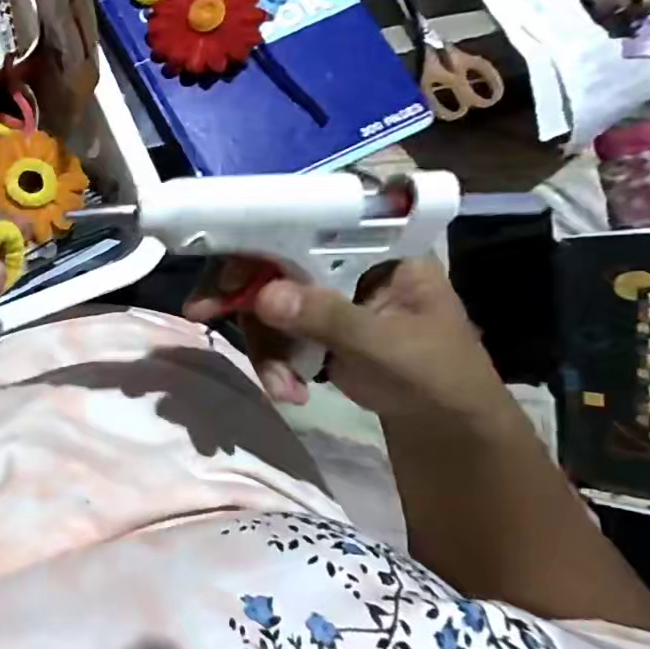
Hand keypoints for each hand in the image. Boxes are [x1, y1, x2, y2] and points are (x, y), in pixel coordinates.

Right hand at [185, 258, 511, 426]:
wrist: (445, 427)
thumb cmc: (436, 376)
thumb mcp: (386, 346)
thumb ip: (327, 318)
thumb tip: (263, 297)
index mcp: (378, 245)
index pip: (312, 221)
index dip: (265, 236)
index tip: (230, 269)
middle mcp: (345, 260)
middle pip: (277, 258)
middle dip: (243, 293)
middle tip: (203, 312)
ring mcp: (327, 294)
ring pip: (268, 300)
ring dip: (265, 347)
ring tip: (284, 390)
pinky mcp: (313, 326)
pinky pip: (275, 332)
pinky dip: (274, 362)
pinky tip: (290, 392)